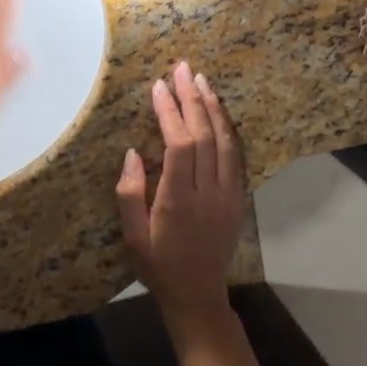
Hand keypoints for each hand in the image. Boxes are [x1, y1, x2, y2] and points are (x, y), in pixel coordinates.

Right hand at [116, 61, 246, 318]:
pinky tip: (218, 110)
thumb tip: (132, 153)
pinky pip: (236, 156)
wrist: (198, 297)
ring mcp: (227, 195)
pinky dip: (227, 128)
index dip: (170, 112)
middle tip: (181, 68)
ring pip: (225, 142)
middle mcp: (208, 193)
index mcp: (179, 200)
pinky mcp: (237, 199)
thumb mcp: (132, 235)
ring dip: (212, 107)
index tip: (158, 86)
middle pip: (205, 135)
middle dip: (192, 98)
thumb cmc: (157, 264)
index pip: (180, 145)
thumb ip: (130, 193)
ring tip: (201, 80)